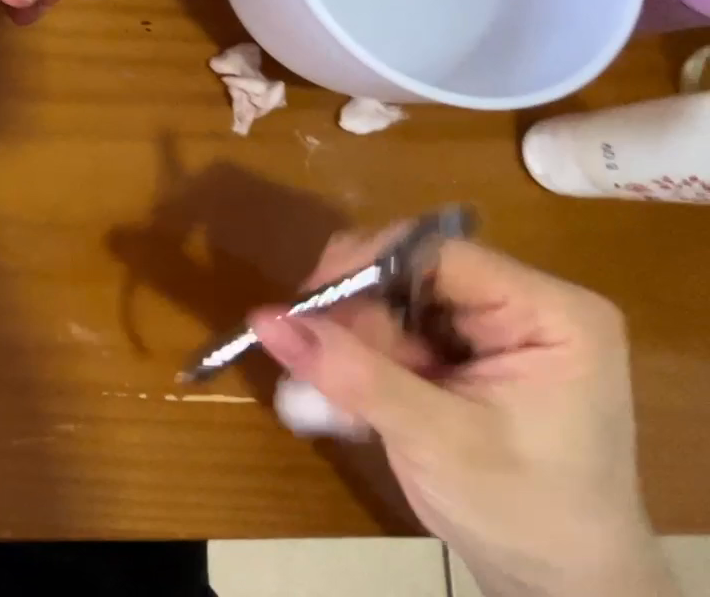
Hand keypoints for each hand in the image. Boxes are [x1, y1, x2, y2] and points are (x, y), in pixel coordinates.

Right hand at [251, 229, 678, 596]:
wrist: (556, 579)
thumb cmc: (523, 509)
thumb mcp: (436, 439)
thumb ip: (352, 374)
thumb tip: (262, 319)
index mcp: (547, 313)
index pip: (434, 254)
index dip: (363, 268)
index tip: (306, 307)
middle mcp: (517, 305)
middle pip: (401, 271)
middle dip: (352, 315)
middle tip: (325, 365)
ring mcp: (483, 327)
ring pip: (381, 298)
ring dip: (346, 341)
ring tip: (341, 397)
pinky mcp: (453, 350)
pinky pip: (380, 326)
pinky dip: (352, 355)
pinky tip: (352, 397)